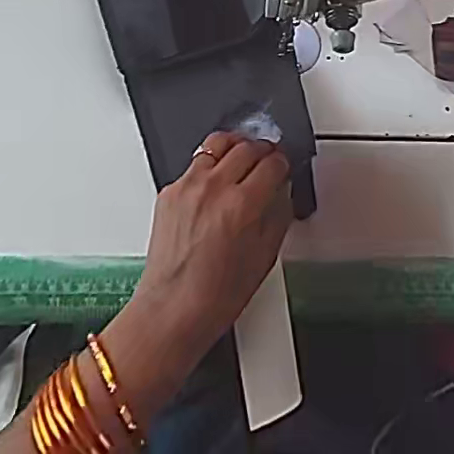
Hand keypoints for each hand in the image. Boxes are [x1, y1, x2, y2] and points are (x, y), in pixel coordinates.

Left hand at [98, 132, 292, 421]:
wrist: (172, 310)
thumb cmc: (214, 296)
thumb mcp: (264, 257)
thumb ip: (278, 215)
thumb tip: (282, 192)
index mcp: (242, 205)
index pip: (272, 162)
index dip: (283, 162)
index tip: (284, 166)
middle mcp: (214, 188)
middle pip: (247, 146)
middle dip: (264, 150)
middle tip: (269, 159)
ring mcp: (188, 186)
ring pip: (218, 143)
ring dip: (236, 147)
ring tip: (242, 156)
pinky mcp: (169, 190)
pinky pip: (196, 164)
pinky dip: (210, 165)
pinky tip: (217, 180)